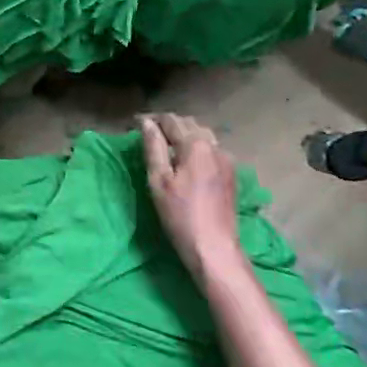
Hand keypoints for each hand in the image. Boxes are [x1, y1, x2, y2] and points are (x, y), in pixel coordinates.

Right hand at [139, 114, 240, 275]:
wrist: (215, 247)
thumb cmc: (180, 215)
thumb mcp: (159, 180)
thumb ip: (154, 147)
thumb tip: (147, 123)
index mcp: (196, 143)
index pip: (171, 120)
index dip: (152, 119)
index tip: (136, 123)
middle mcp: (215, 145)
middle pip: (189, 124)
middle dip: (169, 124)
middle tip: (149, 133)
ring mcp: (227, 159)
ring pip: (203, 135)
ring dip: (184, 134)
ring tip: (167, 144)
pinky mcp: (231, 173)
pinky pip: (212, 149)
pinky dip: (197, 147)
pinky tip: (188, 160)